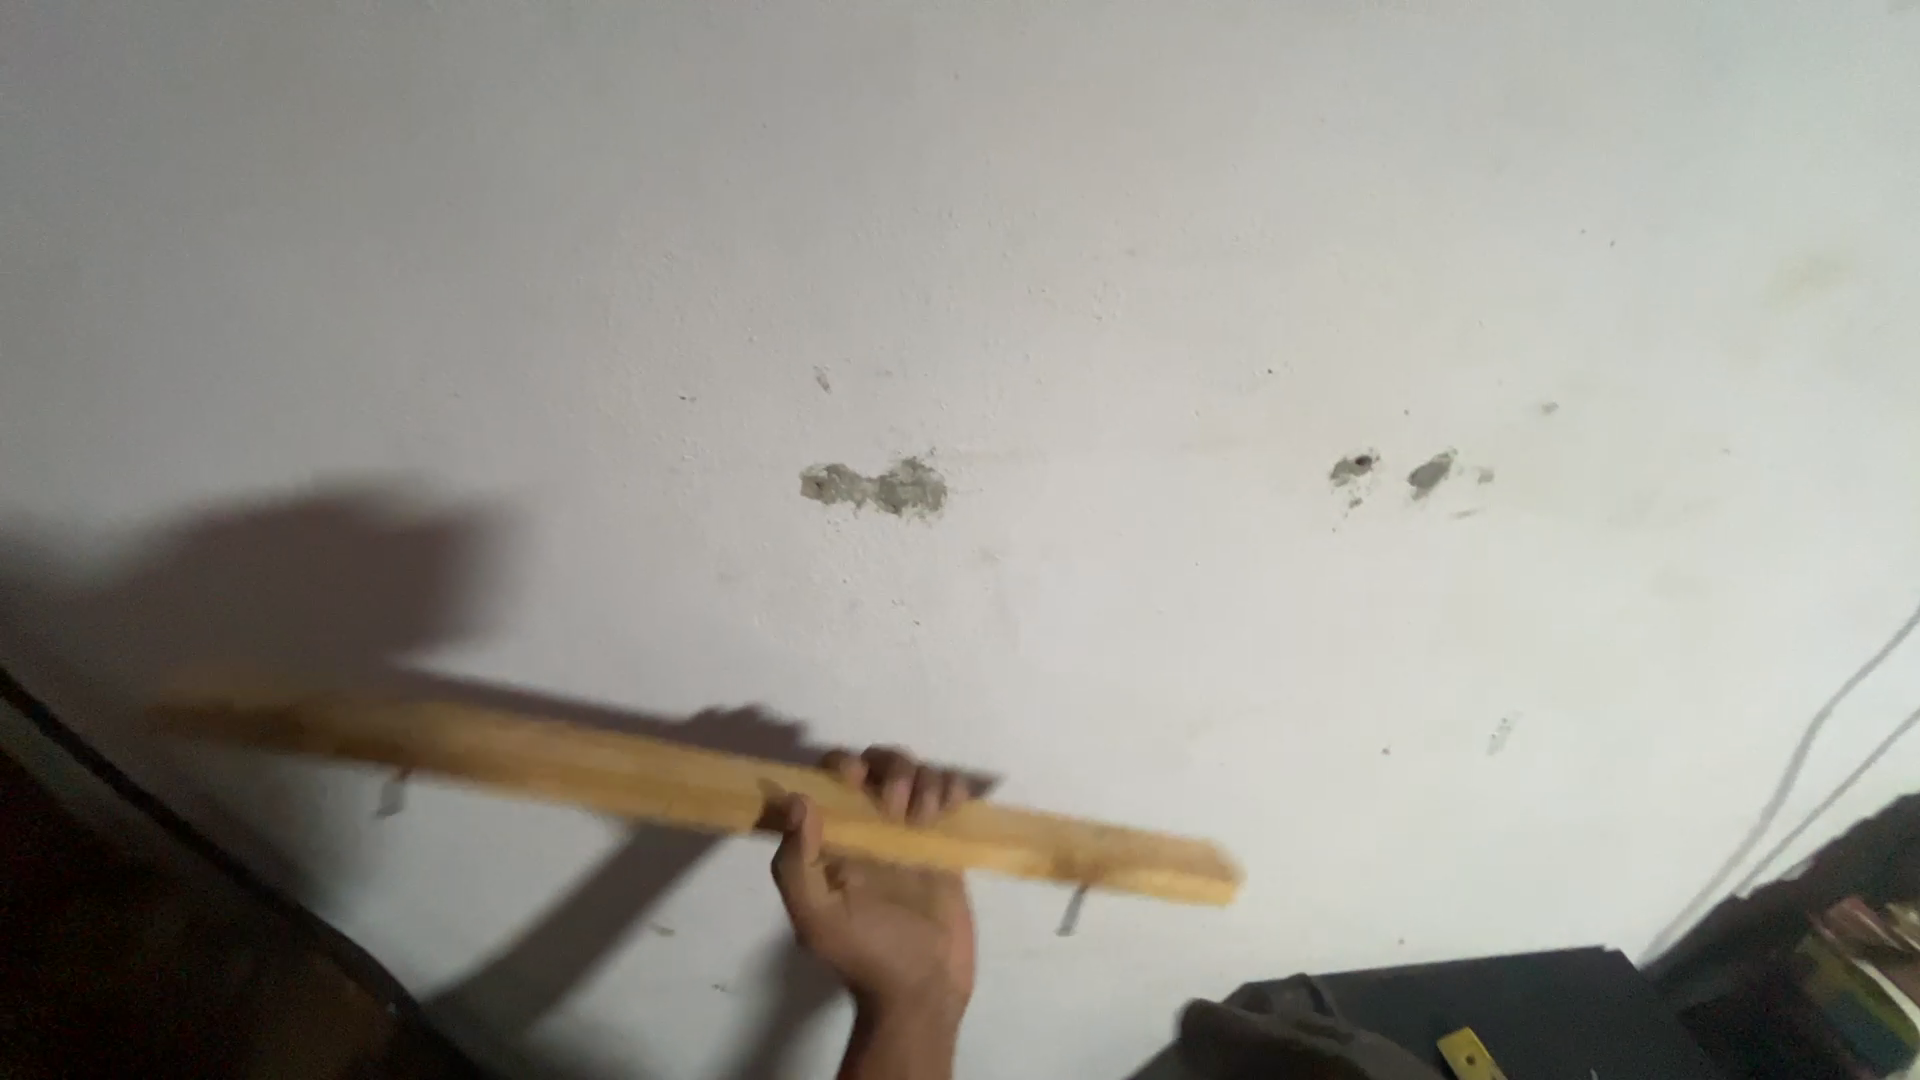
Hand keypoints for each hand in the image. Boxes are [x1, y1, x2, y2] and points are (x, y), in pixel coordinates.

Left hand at [771, 747, 974, 1079]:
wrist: (923, 990)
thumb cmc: (866, 955)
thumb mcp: (816, 918)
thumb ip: (795, 863)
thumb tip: (799, 801)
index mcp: (835, 835)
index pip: (833, 775)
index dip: (844, 764)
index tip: (856, 779)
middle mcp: (871, 824)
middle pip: (880, 761)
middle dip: (892, 769)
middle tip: (897, 808)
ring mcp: (911, 829)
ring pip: (919, 770)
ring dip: (924, 779)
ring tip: (924, 819)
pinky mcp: (945, 839)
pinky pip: (951, 792)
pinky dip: (953, 788)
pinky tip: (949, 812)